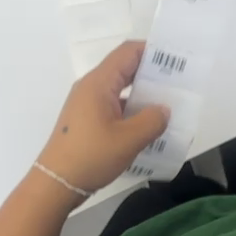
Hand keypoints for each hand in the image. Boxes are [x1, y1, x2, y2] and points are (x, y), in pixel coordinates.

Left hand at [35, 41, 170, 194]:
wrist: (56, 183)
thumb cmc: (91, 157)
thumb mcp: (129, 139)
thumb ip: (152, 120)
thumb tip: (163, 110)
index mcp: (99, 83)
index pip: (128, 53)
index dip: (153, 51)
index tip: (176, 60)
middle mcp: (91, 88)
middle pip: (124, 69)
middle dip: (151, 74)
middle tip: (178, 84)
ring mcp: (87, 105)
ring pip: (120, 91)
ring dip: (143, 96)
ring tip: (168, 106)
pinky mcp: (87, 122)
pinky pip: (114, 108)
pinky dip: (132, 112)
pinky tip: (147, 127)